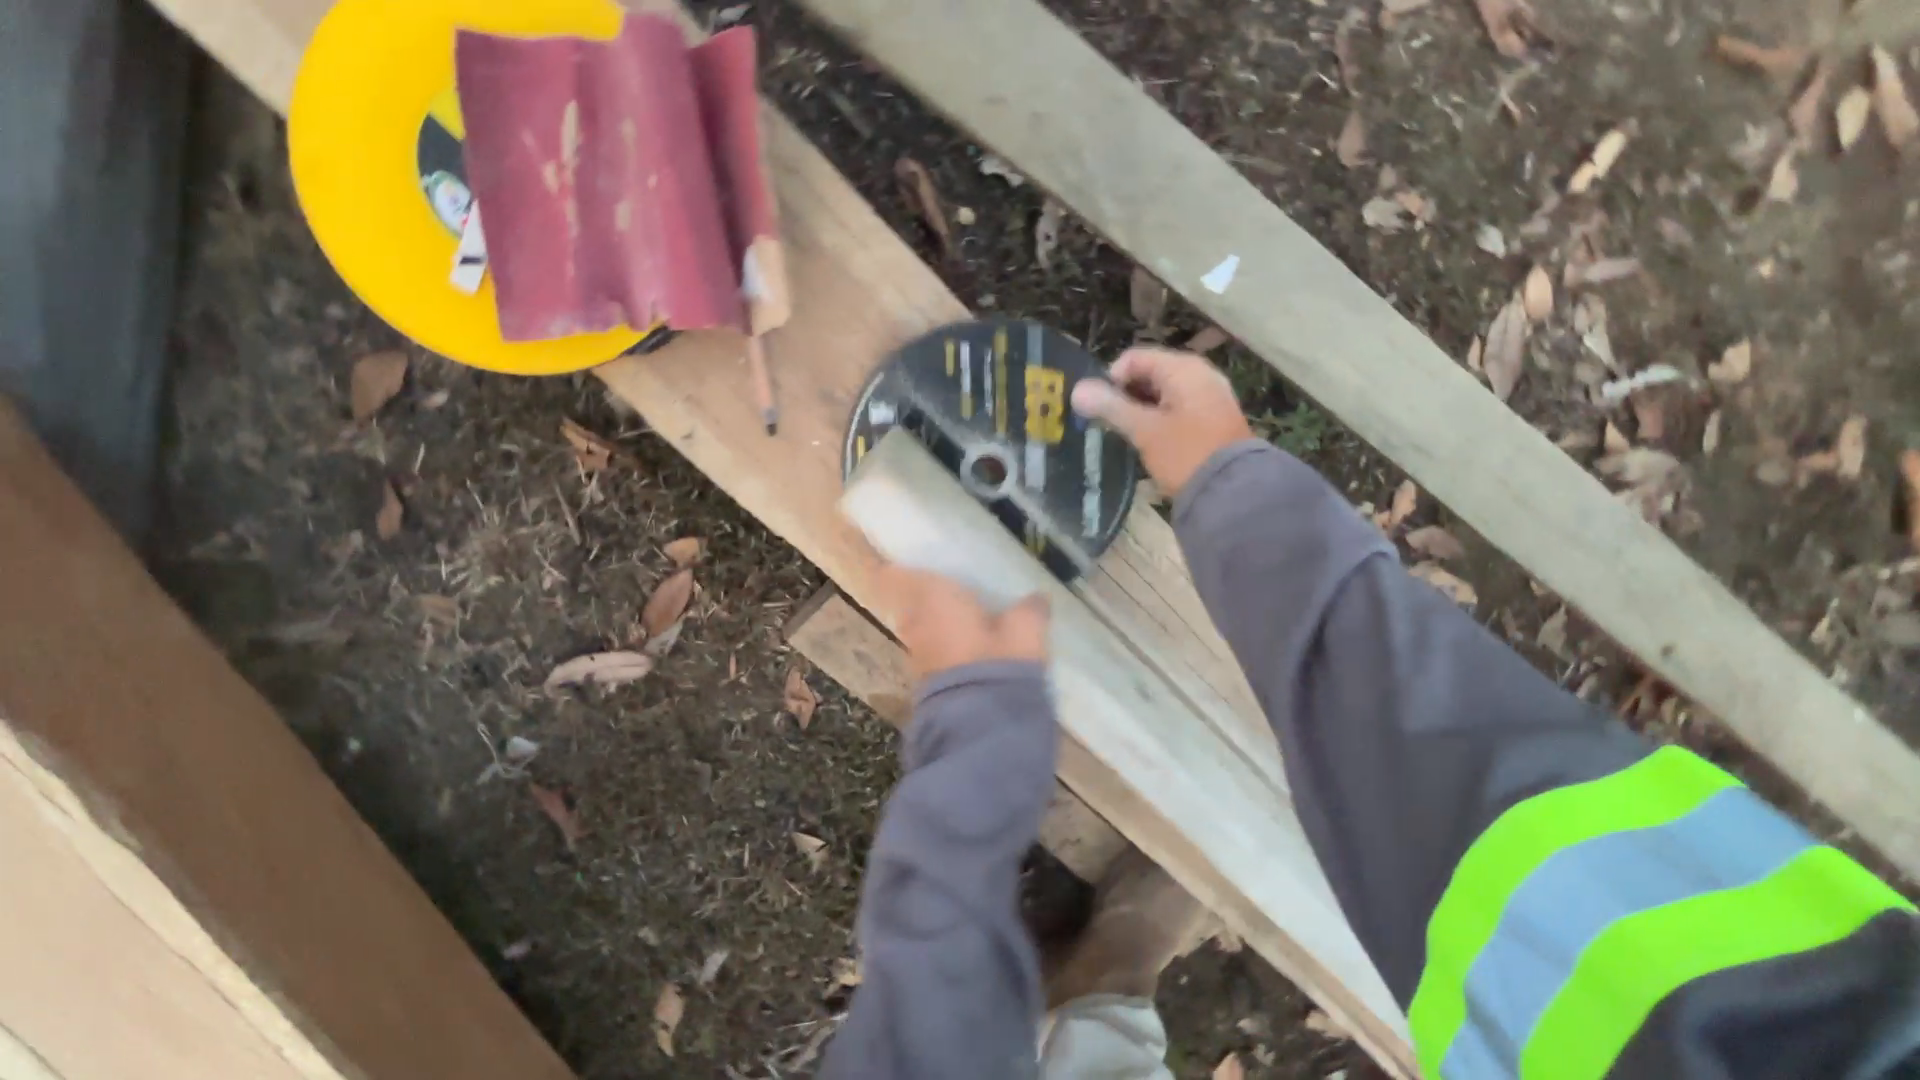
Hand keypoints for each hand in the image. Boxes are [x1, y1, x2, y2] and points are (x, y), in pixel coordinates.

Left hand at [879, 564, 1049, 681]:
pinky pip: (929, 650)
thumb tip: (1037, 598)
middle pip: (906, 601)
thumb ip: (1029, 611)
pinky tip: (967, 645)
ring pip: (916, 626)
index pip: (893, 575)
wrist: (982, 725)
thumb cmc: (998, 661)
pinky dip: (942, 643)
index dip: (898, 568)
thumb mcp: (1025, 631)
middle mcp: (915, 622)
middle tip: (949, 585)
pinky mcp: (925, 680)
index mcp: (932, 598)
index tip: (911, 561)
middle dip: (922, 593)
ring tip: (964, 615)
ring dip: (933, 621)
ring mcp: (916, 654)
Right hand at [1070, 347, 1253, 497]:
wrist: (1233, 491)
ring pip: (1164, 393)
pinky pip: (1179, 408)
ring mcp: (1211, 396)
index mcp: (1184, 369)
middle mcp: (1200, 374)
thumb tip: (1077, 390)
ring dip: (1143, 410)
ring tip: (1131, 436)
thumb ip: (1110, 408)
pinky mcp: (1215, 418)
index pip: (1134, 358)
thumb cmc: (1185, 454)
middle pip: (1150, 373)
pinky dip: (1162, 419)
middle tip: (1112, 425)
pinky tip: (1154, 442)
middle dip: (1127, 396)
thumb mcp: (1144, 431)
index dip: (1111, 380)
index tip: (1101, 410)